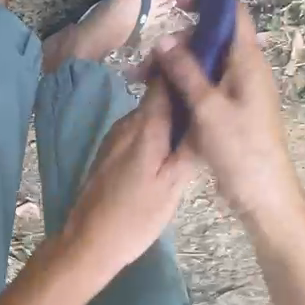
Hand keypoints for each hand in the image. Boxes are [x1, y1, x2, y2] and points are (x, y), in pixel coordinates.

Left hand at [62, 78, 198, 273]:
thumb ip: (190, 146)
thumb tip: (209, 112)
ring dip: (172, 116)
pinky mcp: (111, 152)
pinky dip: (158, 133)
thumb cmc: (136, 216)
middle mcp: (127, 123)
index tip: (210, 62)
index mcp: (145, 126)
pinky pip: (141, 131)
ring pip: (150, 115)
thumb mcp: (172, 184)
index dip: (185, 66)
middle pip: (159, 96)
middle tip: (214, 101)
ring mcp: (116, 137)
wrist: (89, 241)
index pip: (165, 79)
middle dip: (184, 94)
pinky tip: (174, 149)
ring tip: (201, 125)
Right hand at [152, 3, 303, 222]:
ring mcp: (238, 92)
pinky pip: (203, 87)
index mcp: (248, 61)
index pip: (232, 14)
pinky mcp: (229, 111)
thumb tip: (163, 39)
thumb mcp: (208, 107)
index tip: (176, 7)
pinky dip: (182, 86)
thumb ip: (185, 71)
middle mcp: (245, 70)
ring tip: (142, 79)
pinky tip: (159, 97)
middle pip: (212, 40)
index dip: (207, 3)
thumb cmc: (241, 149)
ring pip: (204, 65)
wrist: (263, 194)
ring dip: (175, 67)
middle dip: (178, 43)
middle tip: (146, 61)